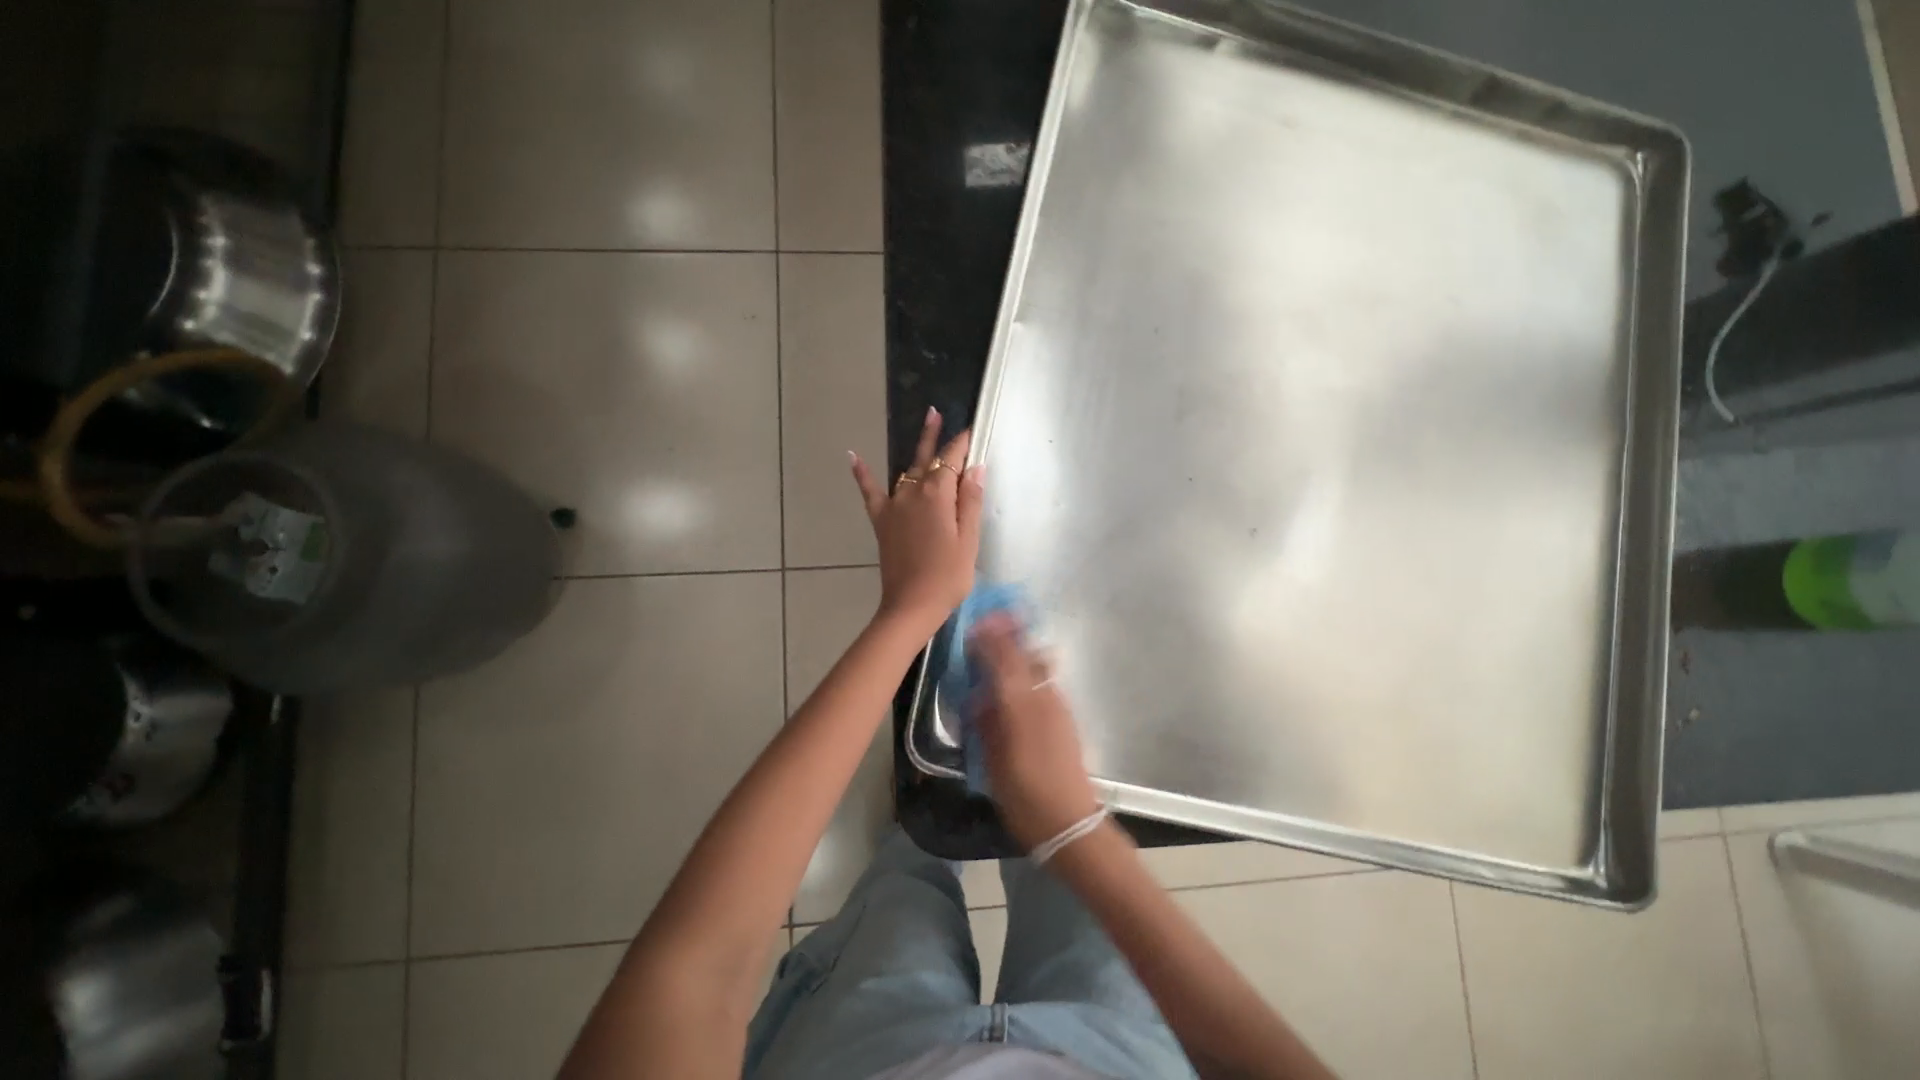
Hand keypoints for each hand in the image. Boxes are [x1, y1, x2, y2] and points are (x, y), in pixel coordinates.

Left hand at [850, 408, 982, 631]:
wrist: (910, 605)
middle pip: (927, 459)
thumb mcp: (969, 540)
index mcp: (937, 496)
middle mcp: (912, 493)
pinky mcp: (881, 521)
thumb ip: (971, 502)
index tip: (972, 432)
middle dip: (936, 436)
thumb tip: (975, 469)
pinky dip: (862, 474)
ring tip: (925, 426)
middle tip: (937, 413)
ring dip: (916, 449)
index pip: (952, 461)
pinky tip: (852, 456)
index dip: (963, 446)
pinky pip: (870, 492)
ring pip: (906, 471)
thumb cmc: (947, 577)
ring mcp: (894, 506)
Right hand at [969, 613, 1102, 849]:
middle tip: (990, 624)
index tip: (974, 626)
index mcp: (1018, 705)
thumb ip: (985, 722)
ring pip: (1039, 664)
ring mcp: (1059, 705)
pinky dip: (1031, 672)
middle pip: (1025, 653)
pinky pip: (1046, 682)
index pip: (1002, 658)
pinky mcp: (1067, 717)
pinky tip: (1018, 683)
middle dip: (1008, 635)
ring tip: (1002, 650)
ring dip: (1021, 651)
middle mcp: (1042, 696)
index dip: (989, 638)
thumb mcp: (992, 761)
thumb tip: (977, 697)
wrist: (1069, 822)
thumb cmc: (1024, 796)